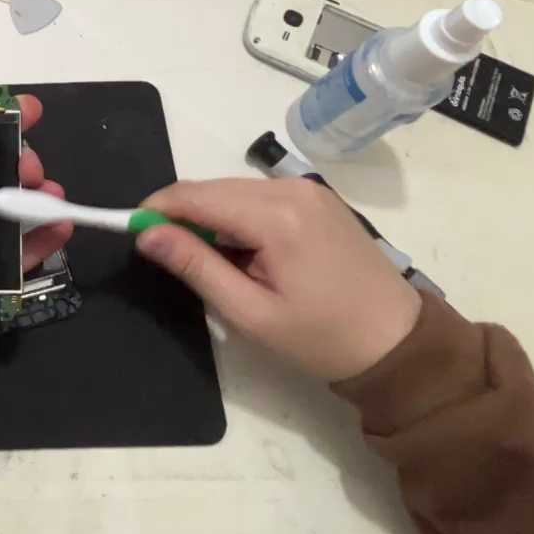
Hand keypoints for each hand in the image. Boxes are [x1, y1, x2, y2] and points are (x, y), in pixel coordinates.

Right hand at [135, 178, 421, 381]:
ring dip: (208, 215)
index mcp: (276, 216)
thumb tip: (145, 233)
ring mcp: (306, 188)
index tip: (131, 232)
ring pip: (229, 188)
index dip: (155, 210)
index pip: (194, 196)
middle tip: (170, 255)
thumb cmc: (322, 337)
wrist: (401, 345)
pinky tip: (242, 249)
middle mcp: (290, 188)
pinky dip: (235, 215)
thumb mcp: (250, 313)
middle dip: (181, 214)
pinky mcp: (315, 195)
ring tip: (213, 261)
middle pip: (210, 187)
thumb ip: (195, 266)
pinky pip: (254, 194)